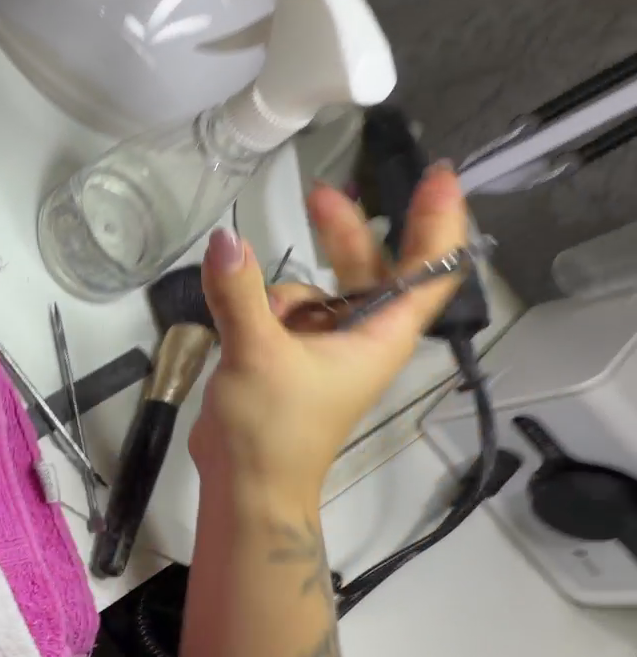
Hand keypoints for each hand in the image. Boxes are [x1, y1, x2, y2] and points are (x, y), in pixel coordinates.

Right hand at [188, 166, 470, 503]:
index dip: (435, 221)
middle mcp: (357, 338)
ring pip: (307, 295)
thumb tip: (222, 240)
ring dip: (274, 292)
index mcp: (378, 336)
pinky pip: (277, 316)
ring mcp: (319, 350)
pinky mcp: (284, 361)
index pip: (426, 270)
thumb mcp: (256, 352)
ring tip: (242, 317)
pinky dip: (255, 310)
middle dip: (341, 234)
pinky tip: (230, 323)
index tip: (432, 176)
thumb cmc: (273, 424)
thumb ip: (238, 294)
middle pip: (364, 272)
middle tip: (319, 194)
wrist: (245, 480)